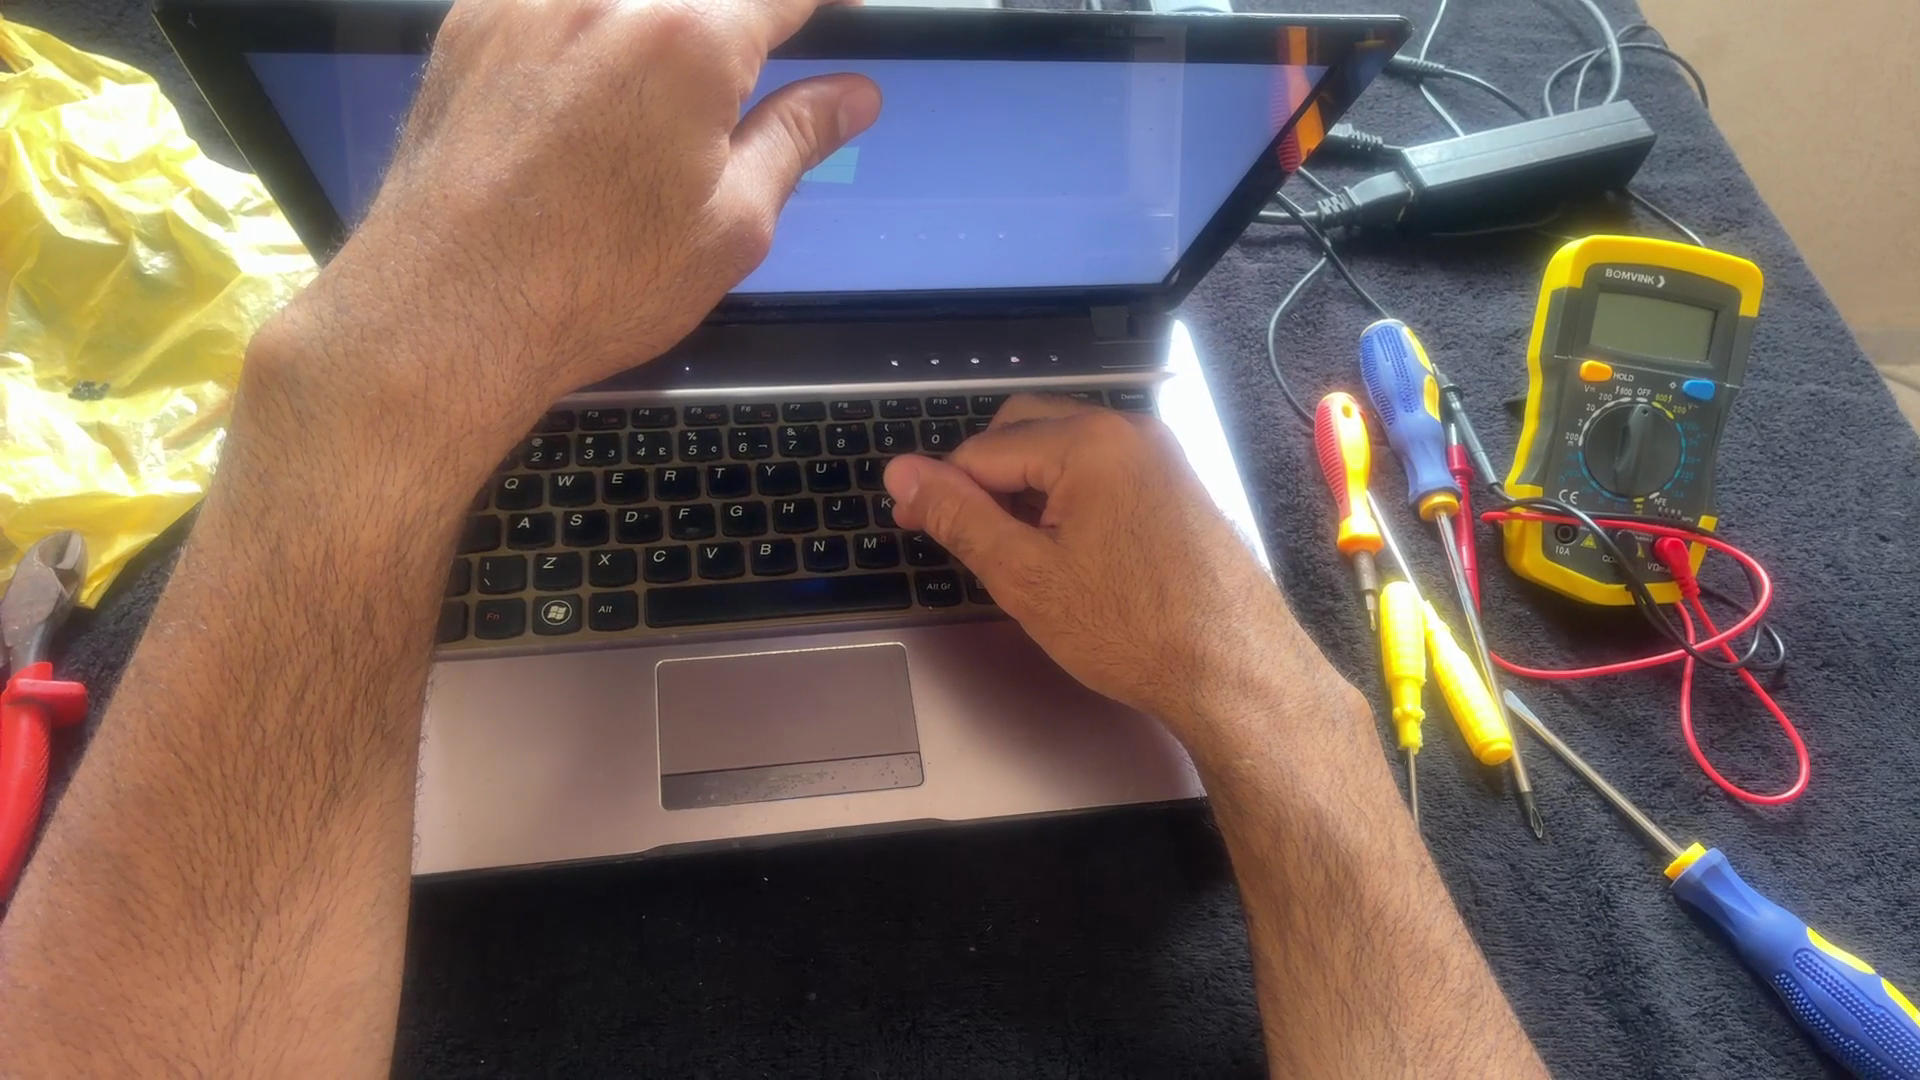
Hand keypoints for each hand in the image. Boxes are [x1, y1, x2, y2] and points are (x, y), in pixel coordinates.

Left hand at [260, 0, 879, 432]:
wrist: (458, 307)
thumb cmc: (613, 281)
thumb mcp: (734, 225)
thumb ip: (795, 140)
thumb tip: (856, 95)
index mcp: (690, 39)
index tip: (854, 8)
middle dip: (754, 5)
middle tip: (778, 37)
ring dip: (680, 17)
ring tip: (693, 76)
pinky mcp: (474, 15)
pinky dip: (609, 17)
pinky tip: (610, 67)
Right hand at [884, 395, 1335, 734]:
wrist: (1236, 672)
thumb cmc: (1132, 630)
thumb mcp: (1025, 576)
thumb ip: (958, 516)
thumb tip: (903, 473)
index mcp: (1090, 443)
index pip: (984, 448)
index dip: (939, 486)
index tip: (913, 521)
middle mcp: (1130, 431)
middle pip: (1024, 431)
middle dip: (983, 477)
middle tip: (963, 534)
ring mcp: (1159, 455)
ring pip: (1063, 451)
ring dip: (1024, 487)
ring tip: (1014, 548)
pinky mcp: (1174, 483)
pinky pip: (1101, 470)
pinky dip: (1065, 495)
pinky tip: (1062, 546)